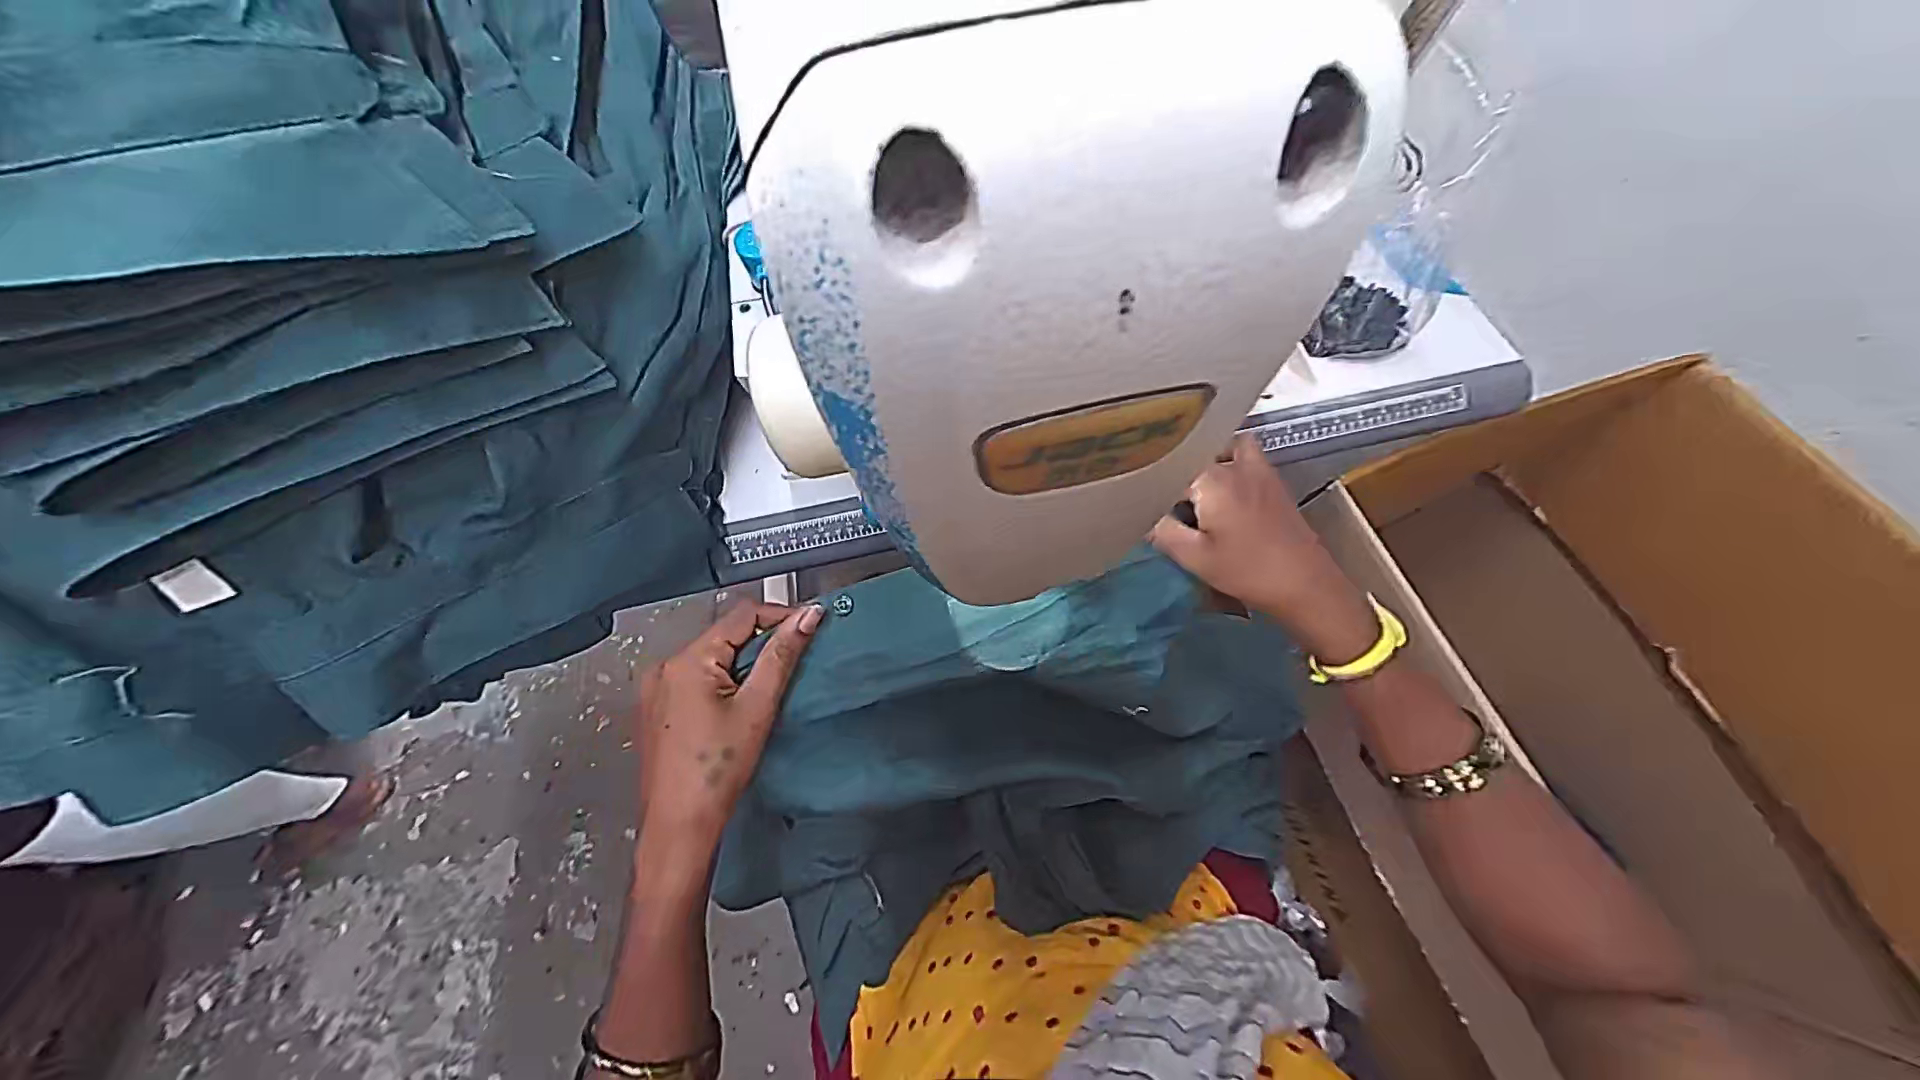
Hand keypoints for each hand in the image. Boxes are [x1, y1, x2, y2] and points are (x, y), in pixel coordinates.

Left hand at [634, 600, 822, 852]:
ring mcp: (658, 689)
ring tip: (770, 688)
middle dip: (763, 643)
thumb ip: (782, 655)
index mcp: (688, 660)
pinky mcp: (659, 708)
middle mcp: (666, 667)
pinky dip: (725, 681)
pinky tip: (741, 706)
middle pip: (727, 635)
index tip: (809, 626)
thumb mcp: (758, 706)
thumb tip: (807, 616)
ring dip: (746, 663)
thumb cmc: (717, 771)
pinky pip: (698, 678)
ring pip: (714, 656)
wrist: (679, 826)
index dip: (781, 616)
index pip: (743, 615)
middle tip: (795, 660)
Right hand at [1150, 434, 1377, 659]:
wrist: (1305, 584)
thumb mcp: (1194, 557)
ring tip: (1195, 485)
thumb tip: (1143, 516)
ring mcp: (1259, 470)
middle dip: (1177, 470)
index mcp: (1211, 479)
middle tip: (1164, 496)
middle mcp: (1235, 465)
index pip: (1169, 467)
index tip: (1142, 500)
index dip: (1152, 483)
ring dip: (1209, 459)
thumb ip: (1162, 531)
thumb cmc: (1247, 570)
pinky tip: (1222, 495)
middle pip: (1196, 452)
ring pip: (1225, 446)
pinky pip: (1246, 458)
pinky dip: (1232, 464)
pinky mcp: (1273, 483)